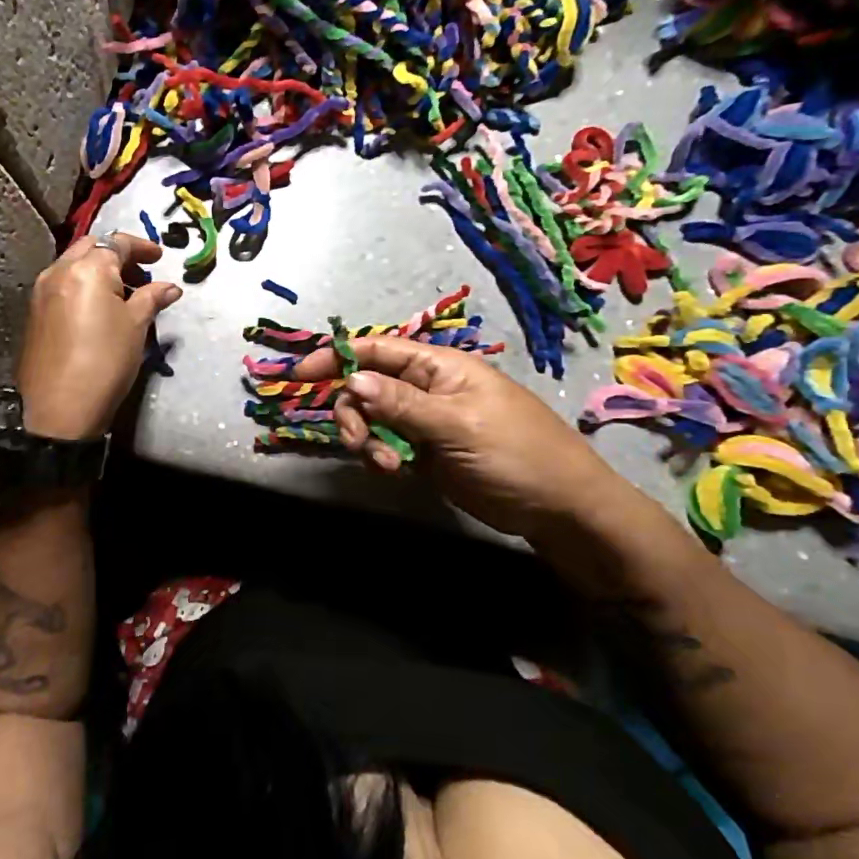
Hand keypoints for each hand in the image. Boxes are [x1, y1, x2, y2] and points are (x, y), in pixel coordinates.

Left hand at [16, 232, 182, 440]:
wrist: (59, 408)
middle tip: (141, 273)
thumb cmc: (105, 362)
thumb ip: (151, 298)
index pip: (117, 243)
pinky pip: (62, 284)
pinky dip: (82, 285)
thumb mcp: (135, 327)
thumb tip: (170, 287)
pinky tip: (98, 307)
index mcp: (87, 269)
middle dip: (117, 254)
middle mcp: (59, 271)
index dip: (141, 247)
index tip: (159, 258)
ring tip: (122, 292)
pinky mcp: (35, 311)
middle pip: (91, 247)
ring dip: (98, 269)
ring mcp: (42, 291)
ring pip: (73, 264)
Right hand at [291, 335, 638, 538]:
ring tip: (390, 465)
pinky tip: (394, 471)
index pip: (377, 351)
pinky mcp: (422, 452)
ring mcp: (422, 421)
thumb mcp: (457, 424)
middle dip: (354, 413)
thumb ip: (401, 403)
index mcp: (438, 367)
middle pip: (365, 388)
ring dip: (368, 440)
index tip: (300, 374)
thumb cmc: (517, 452)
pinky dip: (379, 456)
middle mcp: (425, 388)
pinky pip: (384, 445)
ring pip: (371, 420)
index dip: (337, 357)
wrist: (558, 507)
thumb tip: (351, 378)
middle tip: (357, 442)